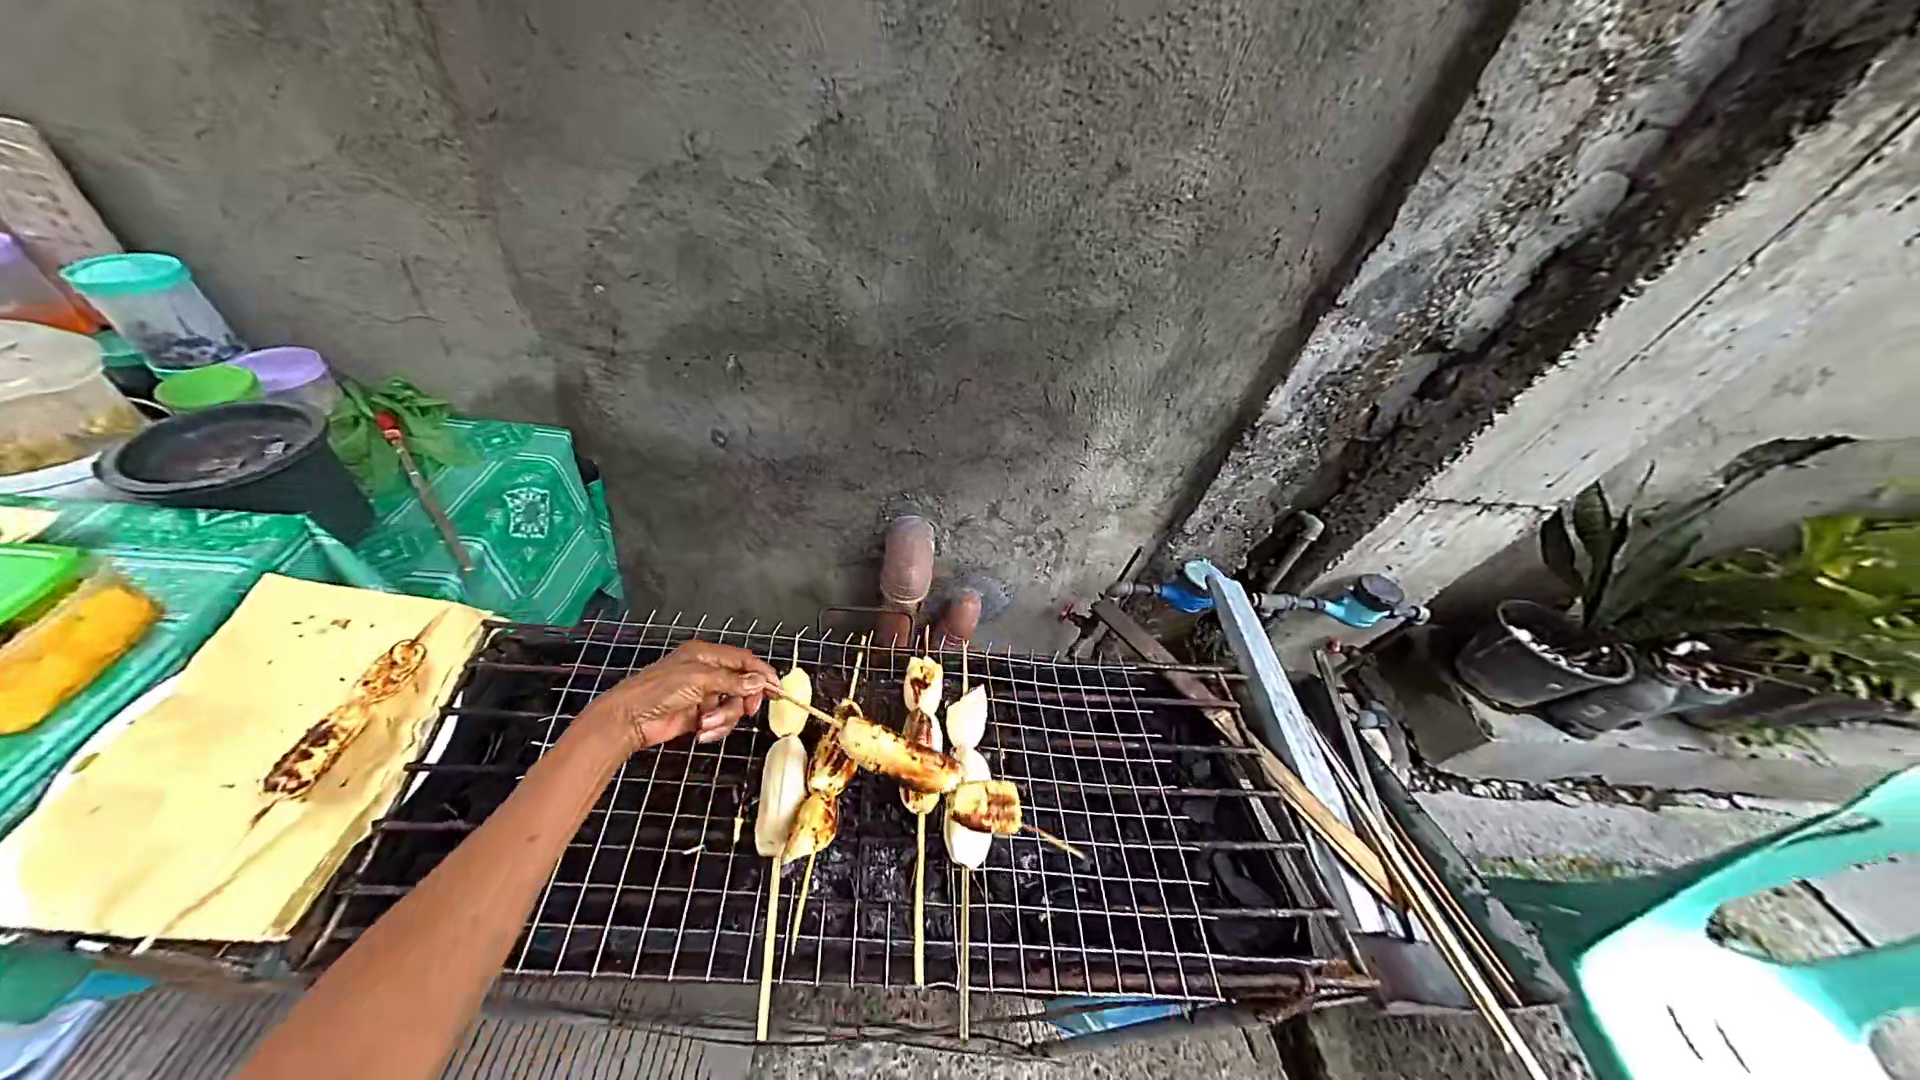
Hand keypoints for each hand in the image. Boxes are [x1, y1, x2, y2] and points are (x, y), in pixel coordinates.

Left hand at [576, 641, 778, 751]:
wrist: (628, 720)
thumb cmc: (659, 691)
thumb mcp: (699, 680)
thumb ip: (732, 680)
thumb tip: (759, 681)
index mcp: (706, 655)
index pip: (744, 660)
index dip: (762, 673)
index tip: (776, 689)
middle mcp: (708, 673)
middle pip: (742, 684)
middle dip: (744, 698)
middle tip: (748, 709)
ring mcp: (704, 695)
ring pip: (732, 705)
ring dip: (724, 716)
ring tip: (706, 723)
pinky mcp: (699, 716)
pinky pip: (720, 720)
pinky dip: (715, 728)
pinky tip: (700, 732)